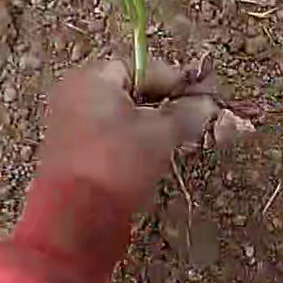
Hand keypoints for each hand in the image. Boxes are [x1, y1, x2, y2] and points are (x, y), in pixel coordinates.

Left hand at [35, 59, 221, 212]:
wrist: (77, 215)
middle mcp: (78, 94)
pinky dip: (138, 137)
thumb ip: (188, 112)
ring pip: (126, 112)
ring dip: (156, 121)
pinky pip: (115, 132)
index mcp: (93, 80)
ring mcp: (73, 123)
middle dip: (167, 102)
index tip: (201, 96)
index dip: (176, 80)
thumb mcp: (162, 132)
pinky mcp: (76, 150)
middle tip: (195, 116)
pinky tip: (159, 152)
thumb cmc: (119, 161)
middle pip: (133, 89)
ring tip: (182, 137)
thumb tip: (209, 103)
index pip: (143, 67)